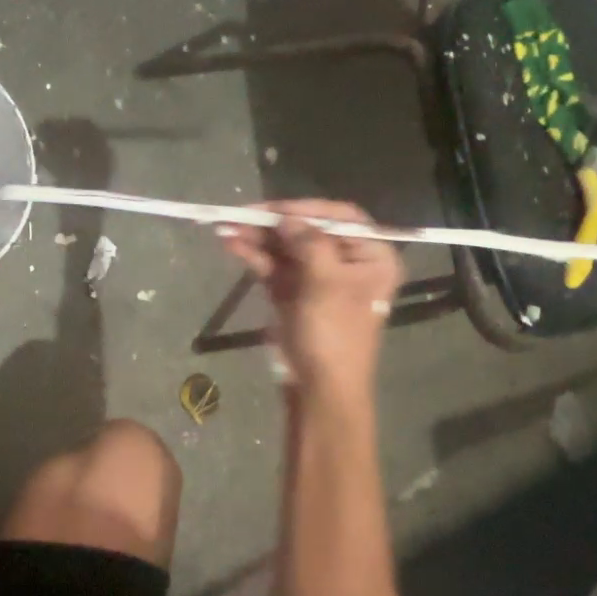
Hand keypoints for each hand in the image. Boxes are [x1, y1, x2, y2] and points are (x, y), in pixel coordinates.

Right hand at [219, 200, 401, 395]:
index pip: (341, 218)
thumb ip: (310, 244)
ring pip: (284, 247)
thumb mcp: (327, 285)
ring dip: (256, 237)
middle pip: (307, 230)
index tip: (275, 210)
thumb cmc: (335, 334)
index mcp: (371, 257)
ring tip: (225, 227)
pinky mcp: (291, 292)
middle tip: (239, 215)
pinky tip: (231, 245)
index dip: (307, 209)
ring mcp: (316, 278)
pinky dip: (253, 255)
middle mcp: (345, 262)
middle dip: (272, 223)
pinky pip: (272, 266)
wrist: (319, 385)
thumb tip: (288, 217)